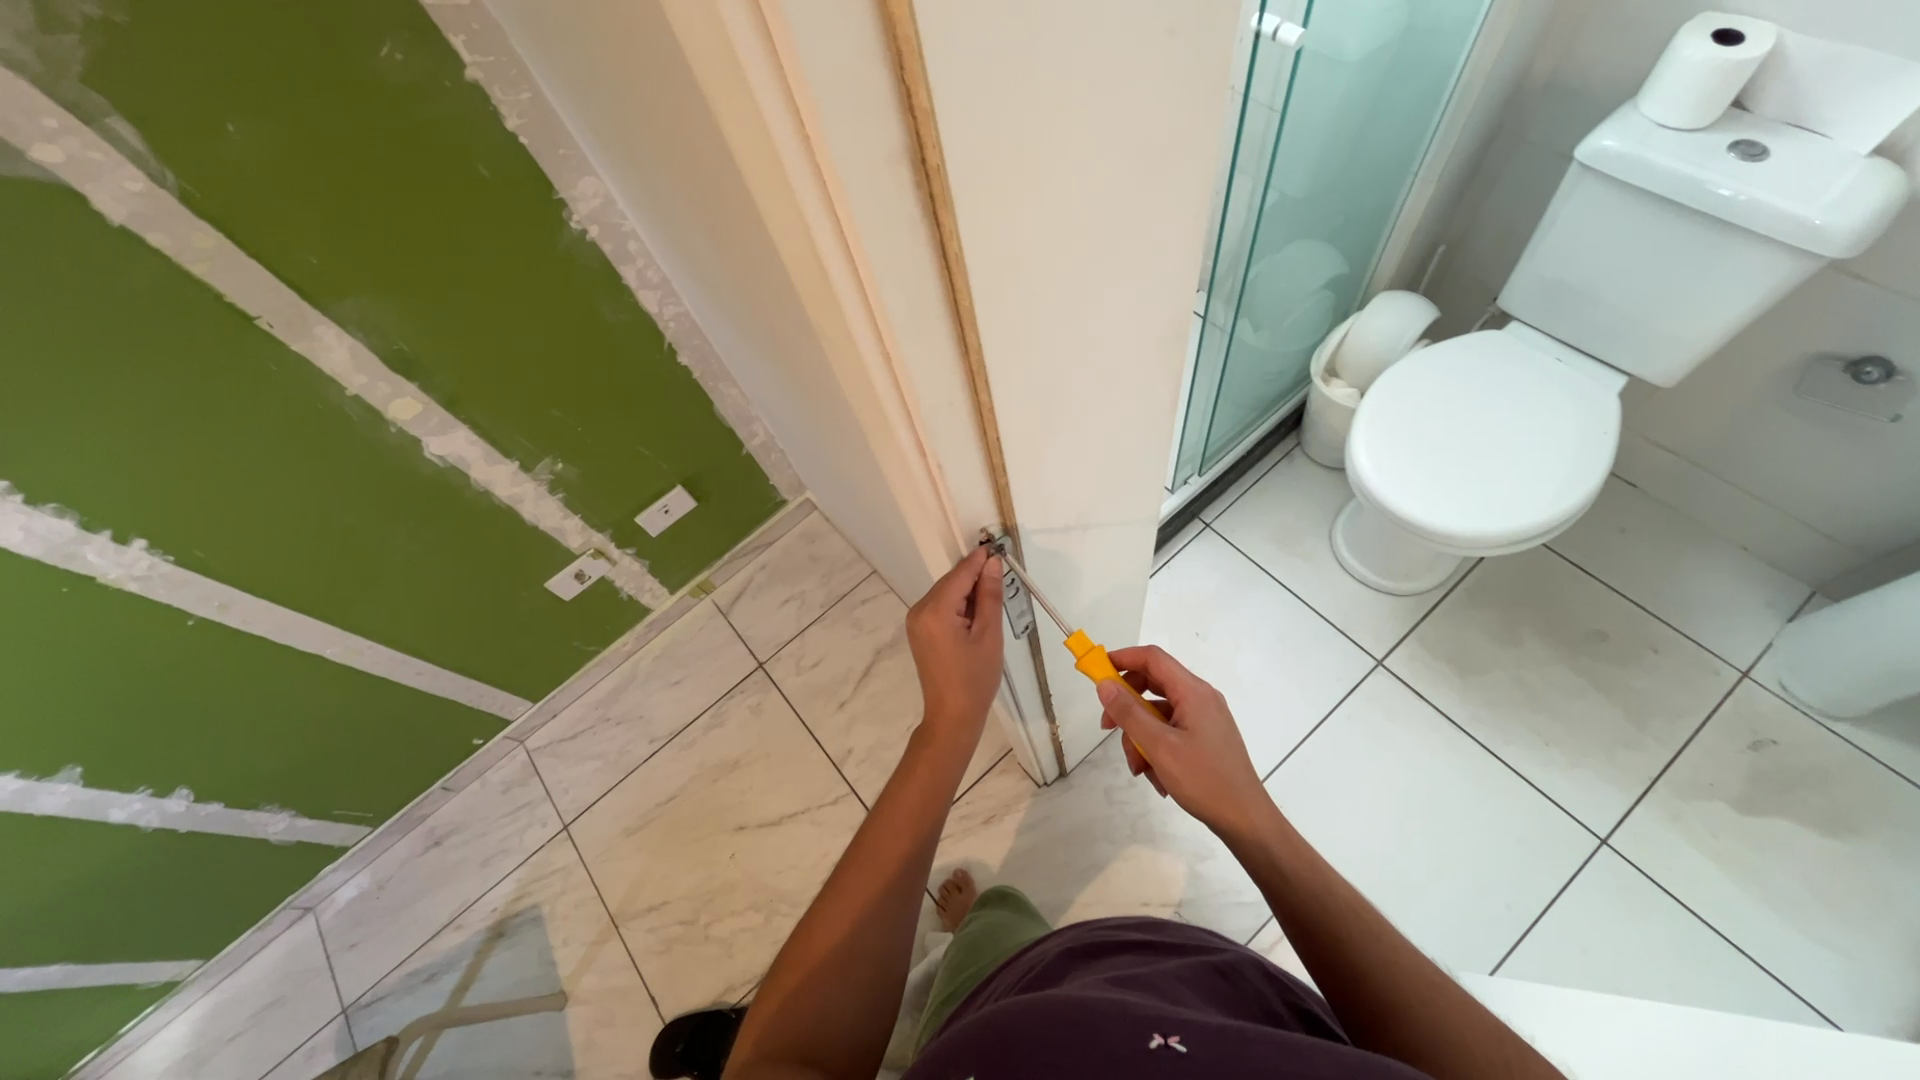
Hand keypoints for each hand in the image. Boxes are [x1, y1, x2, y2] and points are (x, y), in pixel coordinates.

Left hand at [906, 546, 1005, 742]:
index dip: (980, 560)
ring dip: (968, 592)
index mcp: (935, 610)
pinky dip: (959, 605)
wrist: (952, 715)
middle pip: (951, 582)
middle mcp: (919, 610)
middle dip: (975, 577)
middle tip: (1002, 576)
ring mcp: (916, 621)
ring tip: (993, 601)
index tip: (999, 547)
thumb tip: (992, 563)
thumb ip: (989, 595)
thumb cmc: (975, 678)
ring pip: (946, 593)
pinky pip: (941, 607)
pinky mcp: (919, 631)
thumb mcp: (989, 634)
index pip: (960, 574)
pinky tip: (976, 615)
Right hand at [1098, 645, 1273, 837]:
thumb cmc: (1204, 780)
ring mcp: (1204, 718)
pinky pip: (1171, 730)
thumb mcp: (1159, 747)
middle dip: (1127, 706)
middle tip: (1107, 727)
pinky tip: (1155, 774)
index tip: (1096, 672)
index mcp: (1193, 692)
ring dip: (1140, 736)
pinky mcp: (1204, 736)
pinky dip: (1156, 747)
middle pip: (1153, 685)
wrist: (1245, 818)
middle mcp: (1200, 698)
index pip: (1152, 658)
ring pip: (1158, 713)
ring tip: (1140, 768)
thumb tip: (1105, 685)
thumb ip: (1129, 713)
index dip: (1121, 659)